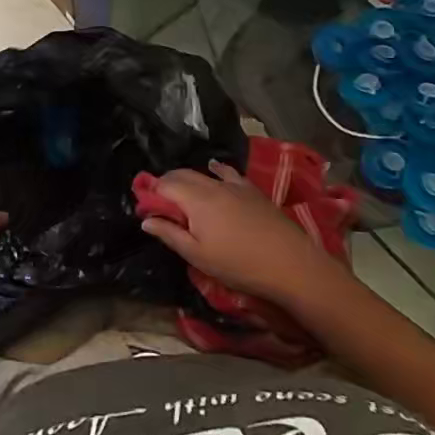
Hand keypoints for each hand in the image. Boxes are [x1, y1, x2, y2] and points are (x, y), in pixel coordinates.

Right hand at [140, 161, 340, 305]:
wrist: (289, 263)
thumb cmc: (237, 263)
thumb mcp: (197, 255)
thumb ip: (170, 234)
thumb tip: (146, 220)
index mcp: (196, 200)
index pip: (164, 185)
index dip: (151, 194)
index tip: (145, 210)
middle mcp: (213, 185)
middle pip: (182, 175)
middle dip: (166, 184)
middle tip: (159, 204)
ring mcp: (235, 185)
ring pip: (203, 173)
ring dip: (188, 180)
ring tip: (182, 194)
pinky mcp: (252, 190)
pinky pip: (227, 172)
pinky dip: (215, 170)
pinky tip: (214, 170)